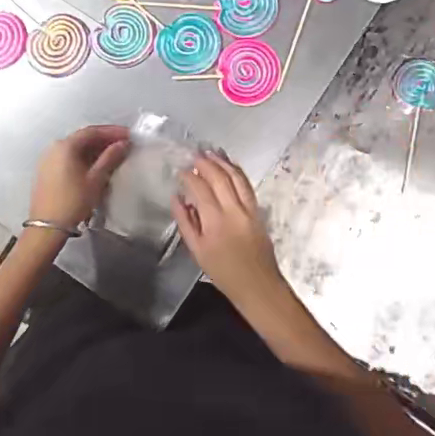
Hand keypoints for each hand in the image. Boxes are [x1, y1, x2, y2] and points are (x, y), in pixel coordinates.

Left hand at [29, 124, 131, 231]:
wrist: (48, 226)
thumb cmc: (74, 201)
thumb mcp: (96, 180)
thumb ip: (110, 158)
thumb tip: (123, 144)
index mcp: (65, 146)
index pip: (92, 131)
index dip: (112, 131)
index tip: (129, 135)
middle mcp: (54, 147)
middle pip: (82, 138)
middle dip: (103, 139)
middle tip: (123, 143)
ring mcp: (47, 159)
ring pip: (75, 148)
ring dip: (94, 149)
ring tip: (112, 154)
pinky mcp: (46, 170)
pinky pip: (67, 157)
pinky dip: (82, 157)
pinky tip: (94, 165)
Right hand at [173, 151, 286, 307]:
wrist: (257, 284)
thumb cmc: (222, 271)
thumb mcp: (196, 250)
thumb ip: (186, 222)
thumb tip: (177, 197)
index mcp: (215, 221)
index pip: (200, 188)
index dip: (189, 176)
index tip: (180, 169)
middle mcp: (234, 210)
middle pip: (220, 177)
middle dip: (206, 162)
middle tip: (195, 153)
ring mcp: (249, 209)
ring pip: (236, 177)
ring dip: (224, 162)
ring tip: (212, 151)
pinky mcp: (258, 211)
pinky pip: (246, 185)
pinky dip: (237, 172)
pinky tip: (230, 166)